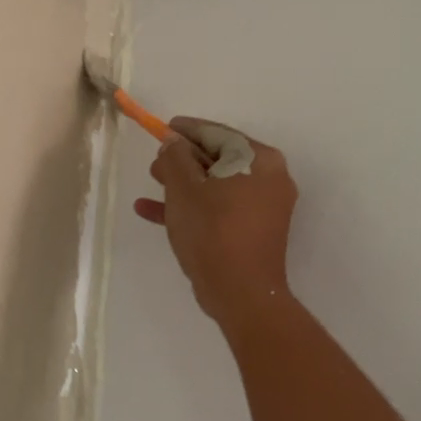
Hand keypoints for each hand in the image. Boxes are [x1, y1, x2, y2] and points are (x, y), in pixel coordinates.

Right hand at [134, 116, 296, 326]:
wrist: (240, 293)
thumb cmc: (212, 231)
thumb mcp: (184, 188)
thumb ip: (175, 158)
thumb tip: (173, 142)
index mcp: (260, 161)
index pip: (217, 134)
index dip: (186, 130)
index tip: (162, 128)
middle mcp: (269, 179)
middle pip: (218, 158)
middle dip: (183, 160)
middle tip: (154, 164)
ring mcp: (263, 207)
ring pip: (216, 184)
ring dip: (182, 184)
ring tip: (152, 185)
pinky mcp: (252, 230)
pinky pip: (218, 208)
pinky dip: (191, 206)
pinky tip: (151, 211)